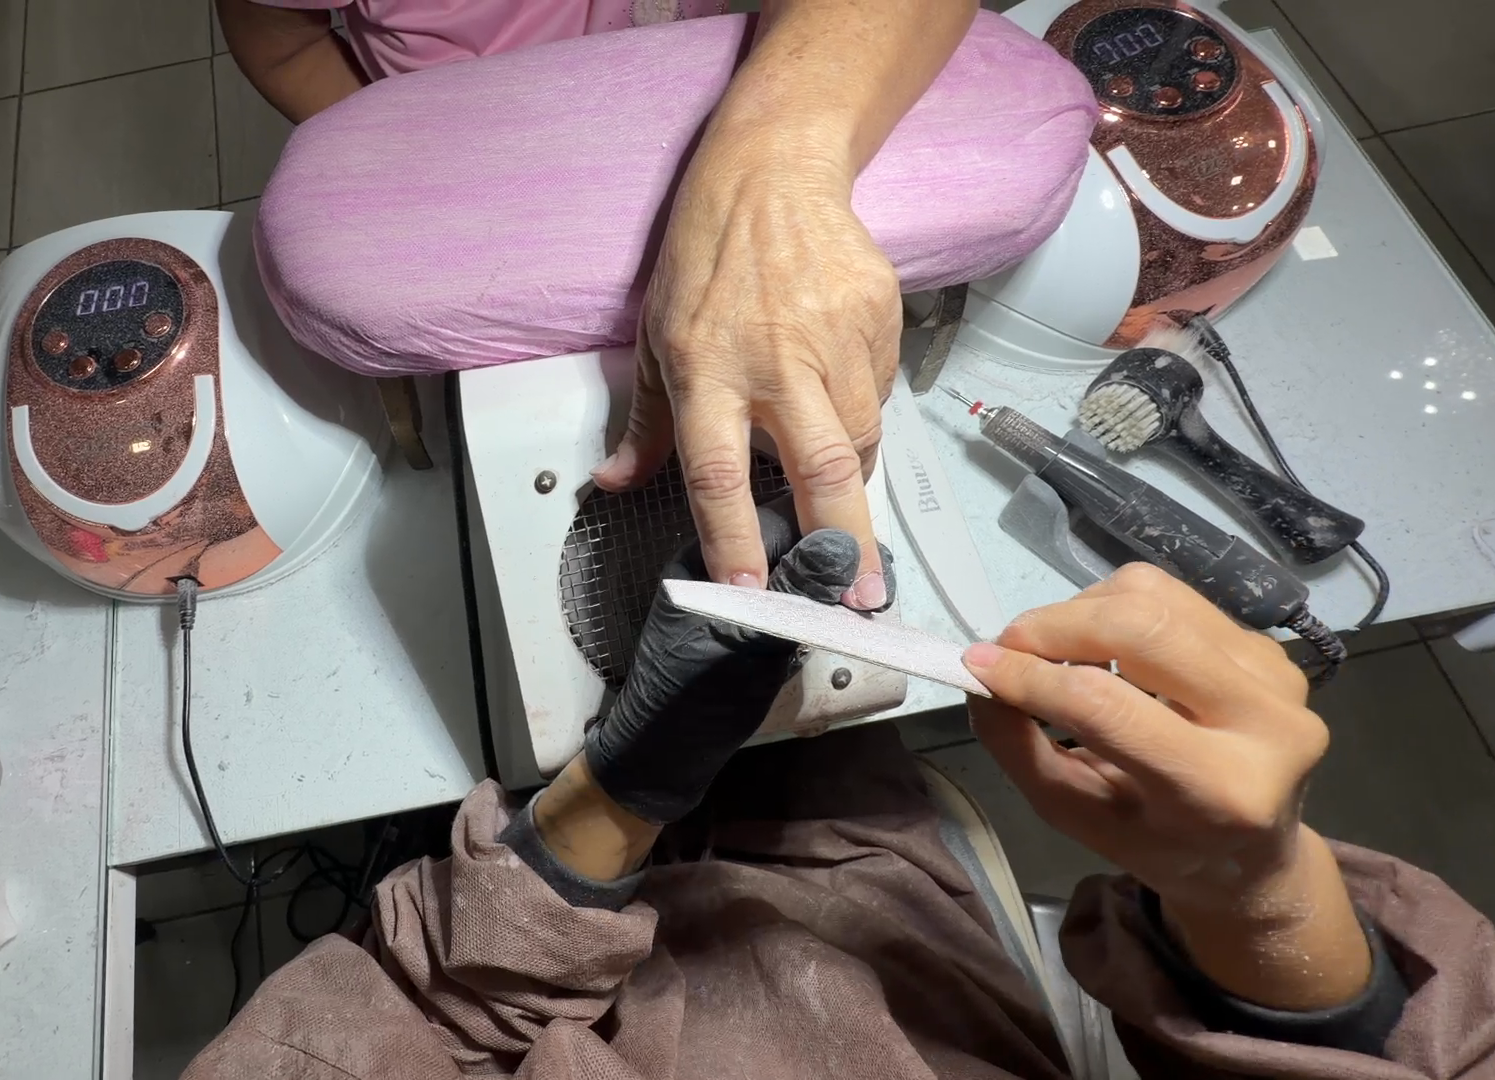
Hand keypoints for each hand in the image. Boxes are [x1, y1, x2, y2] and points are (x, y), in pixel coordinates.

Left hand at [582, 497, 861, 826]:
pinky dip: (820, 601)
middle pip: (794, 535)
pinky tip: (842, 619)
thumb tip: (844, 541)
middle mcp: (721, 564)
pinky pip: (790, 592)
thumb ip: (795, 593)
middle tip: (873, 595)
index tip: (871, 571)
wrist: (665, 751)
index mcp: (708, 558)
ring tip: (863, 610)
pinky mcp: (748, 616)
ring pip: (797, 564)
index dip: (831, 533)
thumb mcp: (752, 645)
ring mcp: (735, 590)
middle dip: (840, 557)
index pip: (779, 518)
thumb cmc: (697, 700)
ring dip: (835, 581)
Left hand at [592, 155, 899, 611]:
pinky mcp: (880, 316)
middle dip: (844, 541)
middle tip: (859, 596)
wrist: (770, 176)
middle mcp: (774, 362)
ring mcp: (834, 337)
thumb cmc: (700, 264)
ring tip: (835, 499)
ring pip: (861, 440)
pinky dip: (862, 423)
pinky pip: (880, 397)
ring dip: (850, 484)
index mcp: (704, 373)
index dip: (732, 540)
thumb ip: (642, 426)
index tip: (750, 591)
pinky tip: (837, 411)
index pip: (717, 475)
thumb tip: (614, 483)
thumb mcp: (652, 344)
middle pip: (820, 468)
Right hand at [962, 563, 1370, 1008]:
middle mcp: (1268, 724)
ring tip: (1056, 652)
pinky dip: (1105, 606)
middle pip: (1137, 628)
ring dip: (1075, 613)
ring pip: (1146, 597)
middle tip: (1008, 649)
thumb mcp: (1065, 810)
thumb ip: (1014, 743)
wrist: (1249, 849)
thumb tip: (980, 673)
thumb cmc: (1145, 836)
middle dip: (1049, 628)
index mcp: (1219, 789)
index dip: (1028, 677)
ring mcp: (1274, 674)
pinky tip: (1100, 646)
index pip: (1104, 705)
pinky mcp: (1262, 644)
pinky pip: (1162, 593)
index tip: (976, 665)